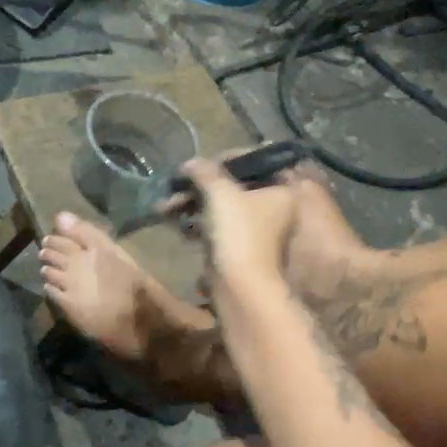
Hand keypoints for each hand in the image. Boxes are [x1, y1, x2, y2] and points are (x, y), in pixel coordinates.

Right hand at [162, 153, 303, 287]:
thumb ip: (204, 172)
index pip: (252, 162)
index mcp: (281, 189)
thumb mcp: (220, 193)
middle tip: (172, 188)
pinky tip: (174, 223)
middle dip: (198, 186)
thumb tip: (190, 162)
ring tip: (164, 208)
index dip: (222, 160)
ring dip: (191, 204)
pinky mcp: (238, 246)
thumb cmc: (239, 233)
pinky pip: (215, 225)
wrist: (241, 286)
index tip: (196, 166)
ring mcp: (255, 228)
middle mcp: (273, 206)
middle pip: (232, 185)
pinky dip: (196, 222)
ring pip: (220, 206)